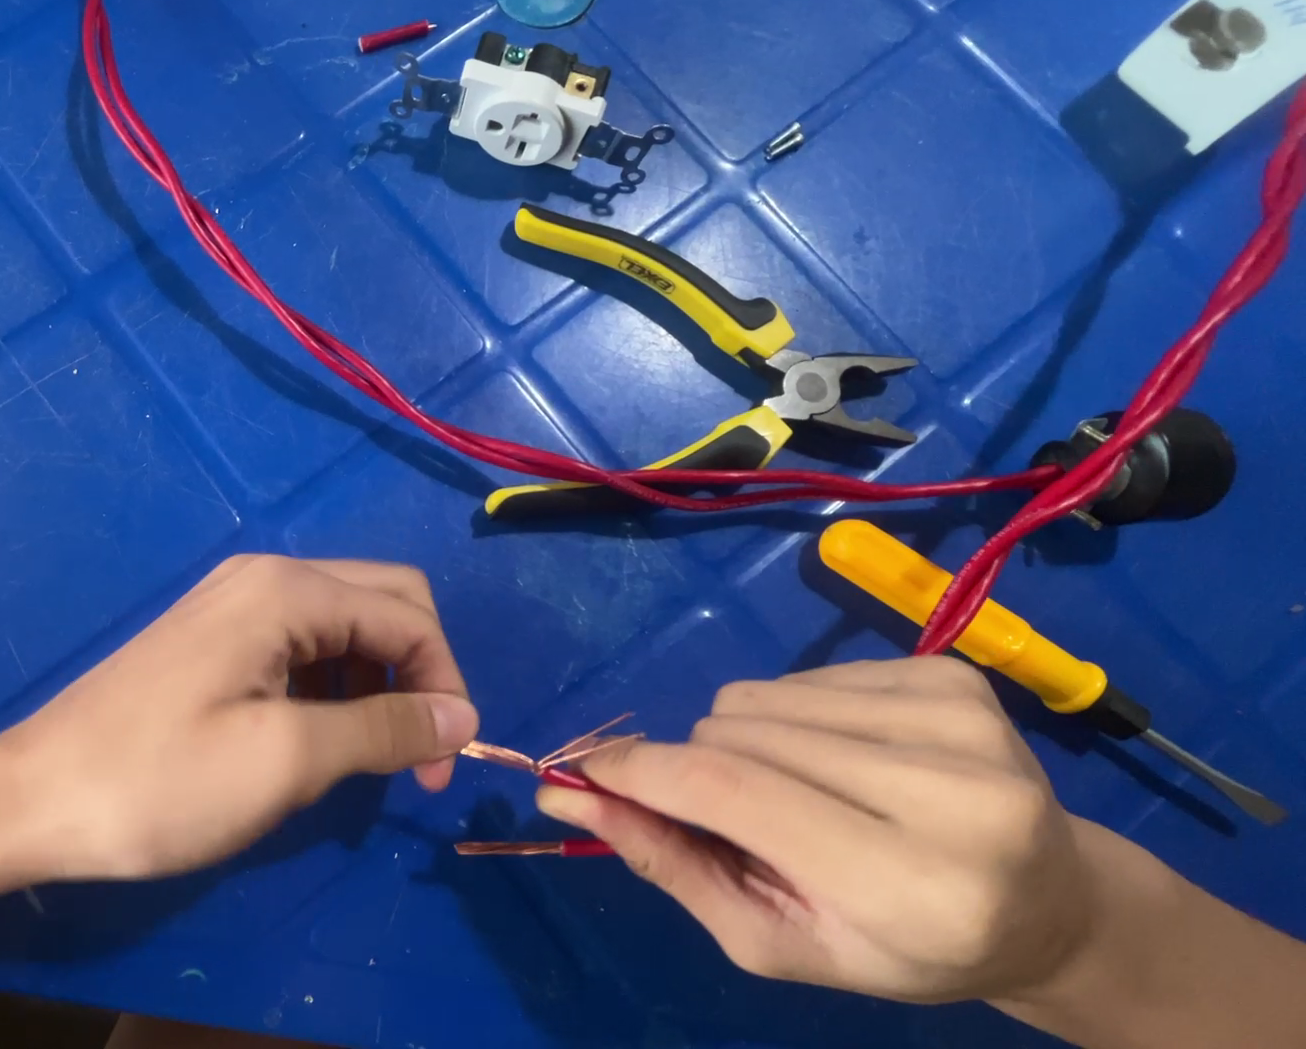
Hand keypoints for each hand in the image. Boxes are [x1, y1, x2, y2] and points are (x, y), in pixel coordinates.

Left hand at [0, 556, 478, 891]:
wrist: (32, 799)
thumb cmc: (159, 782)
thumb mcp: (287, 760)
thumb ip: (385, 728)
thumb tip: (462, 715)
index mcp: (287, 591)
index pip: (409, 617)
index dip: (442, 686)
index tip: (442, 765)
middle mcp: (267, 576)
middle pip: (385, 601)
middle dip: (418, 672)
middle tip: (415, 753)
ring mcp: (236, 602)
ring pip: (346, 622)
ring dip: (377, 680)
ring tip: (364, 754)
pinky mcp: (218, 635)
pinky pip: (304, 641)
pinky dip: (334, 682)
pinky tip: (317, 733)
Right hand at [538, 657, 1100, 1003]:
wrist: (1050, 907)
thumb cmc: (899, 946)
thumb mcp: (773, 938)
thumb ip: (670, 864)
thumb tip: (572, 797)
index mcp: (909, 883)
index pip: (729, 791)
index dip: (639, 771)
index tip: (583, 772)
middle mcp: (947, 790)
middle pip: (733, 735)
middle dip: (701, 769)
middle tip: (747, 818)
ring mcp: (957, 720)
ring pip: (755, 697)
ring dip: (745, 739)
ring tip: (801, 788)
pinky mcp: (953, 675)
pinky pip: (801, 675)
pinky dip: (792, 714)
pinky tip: (846, 757)